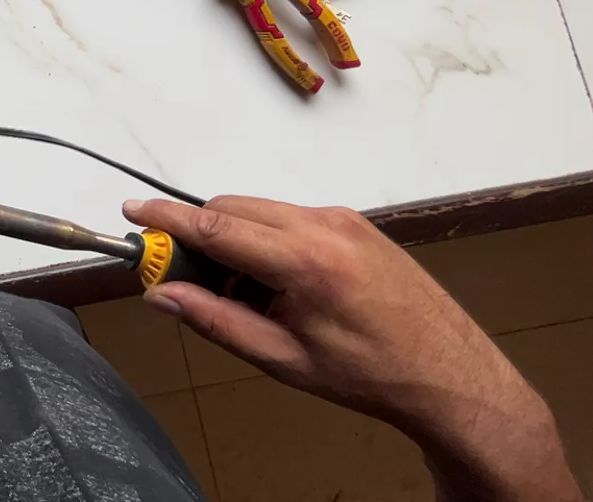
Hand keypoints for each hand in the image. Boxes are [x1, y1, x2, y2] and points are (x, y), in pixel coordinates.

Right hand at [126, 196, 580, 501]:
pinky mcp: (354, 220)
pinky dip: (265, 235)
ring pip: (256, 208)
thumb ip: (214, 321)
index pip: (214, 226)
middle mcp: (321, 225)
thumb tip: (160, 294)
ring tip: (247, 288)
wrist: (461, 384)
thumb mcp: (283, 360)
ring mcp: (341, 217)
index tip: (131, 210)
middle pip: (229, 208)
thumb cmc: (368, 378)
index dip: (166, 218)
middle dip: (199, 233)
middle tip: (191, 274)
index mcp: (304, 262)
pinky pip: (286, 214)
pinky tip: (280, 278)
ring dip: (233, 235)